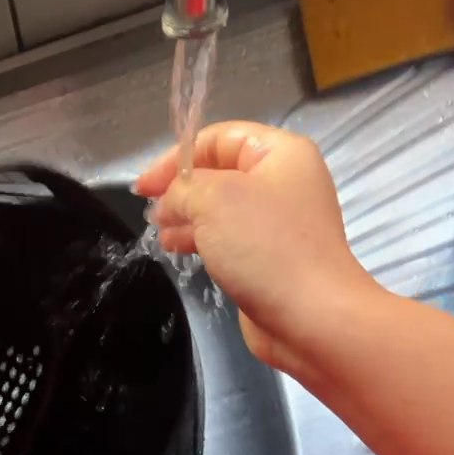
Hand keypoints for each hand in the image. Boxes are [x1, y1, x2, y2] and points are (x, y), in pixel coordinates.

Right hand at [134, 122, 385, 372]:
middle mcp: (281, 182)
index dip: (177, 157)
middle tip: (150, 213)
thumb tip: (170, 199)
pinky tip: (176, 249)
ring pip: (220, 209)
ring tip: (158, 234)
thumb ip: (184, 189)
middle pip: (219, 172)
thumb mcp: (214, 201)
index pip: (219, 138)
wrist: (310, 316)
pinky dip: (200, 240)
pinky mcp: (268, 259)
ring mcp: (276, 223)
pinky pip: (227, 239)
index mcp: (279, 153)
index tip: (143, 188)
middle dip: (180, 190)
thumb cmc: (265, 248)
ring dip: (186, 217)